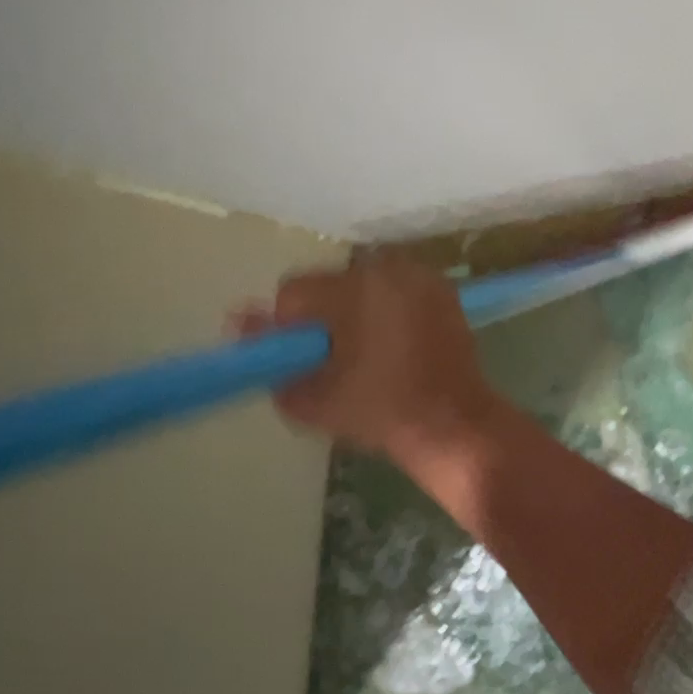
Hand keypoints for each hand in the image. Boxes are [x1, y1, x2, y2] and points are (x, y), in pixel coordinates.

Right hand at [228, 251, 497, 456]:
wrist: (453, 424)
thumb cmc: (378, 411)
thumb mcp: (308, 396)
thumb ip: (269, 356)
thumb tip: (239, 317)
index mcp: (354, 288)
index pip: (293, 291)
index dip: (286, 325)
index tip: (299, 358)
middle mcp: (389, 269)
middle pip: (331, 284)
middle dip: (324, 316)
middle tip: (333, 360)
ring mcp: (422, 277)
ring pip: (366, 286)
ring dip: (357, 310)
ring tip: (366, 356)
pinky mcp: (445, 291)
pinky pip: (399, 291)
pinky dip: (389, 310)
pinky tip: (395, 347)